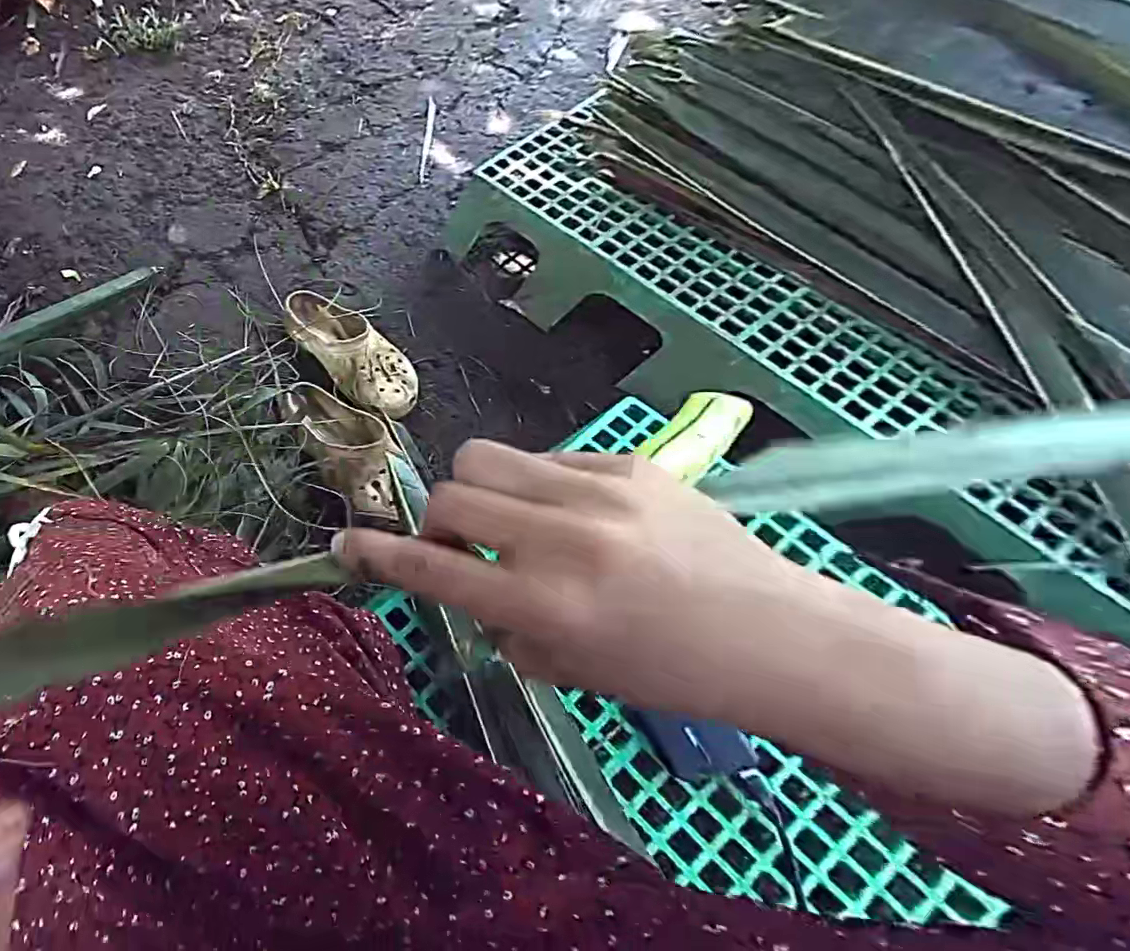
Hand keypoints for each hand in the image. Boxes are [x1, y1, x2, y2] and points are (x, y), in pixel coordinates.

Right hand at [338, 442, 830, 721]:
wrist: (784, 640)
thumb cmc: (669, 672)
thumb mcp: (565, 666)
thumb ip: (496, 619)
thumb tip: (464, 578)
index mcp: (544, 604)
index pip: (430, 567)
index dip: (376, 555)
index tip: (345, 545)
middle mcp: (562, 541)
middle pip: (449, 495)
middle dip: (442, 522)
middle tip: (469, 546)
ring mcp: (598, 493)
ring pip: (483, 456)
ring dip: (479, 490)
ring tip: (513, 517)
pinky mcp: (629, 464)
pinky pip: (545, 459)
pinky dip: (537, 486)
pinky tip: (578, 514)